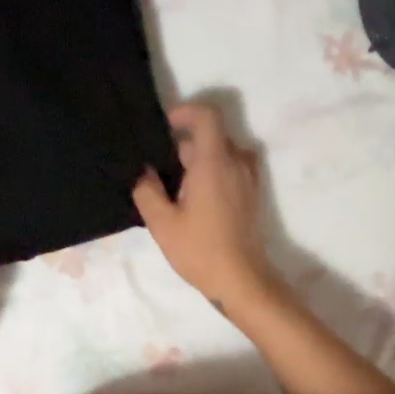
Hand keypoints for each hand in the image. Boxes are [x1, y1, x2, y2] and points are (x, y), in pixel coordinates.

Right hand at [133, 103, 280, 312]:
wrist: (242, 279)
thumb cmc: (200, 250)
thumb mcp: (161, 223)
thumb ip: (147, 190)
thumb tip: (143, 171)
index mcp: (214, 162)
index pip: (206, 116)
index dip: (184, 113)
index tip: (164, 128)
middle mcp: (236, 162)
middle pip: (210, 135)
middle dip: (183, 145)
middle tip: (158, 171)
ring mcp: (248, 178)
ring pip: (220, 153)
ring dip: (198, 161)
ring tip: (174, 188)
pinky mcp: (251, 193)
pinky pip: (230, 168)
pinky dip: (212, 173)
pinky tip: (193, 200)